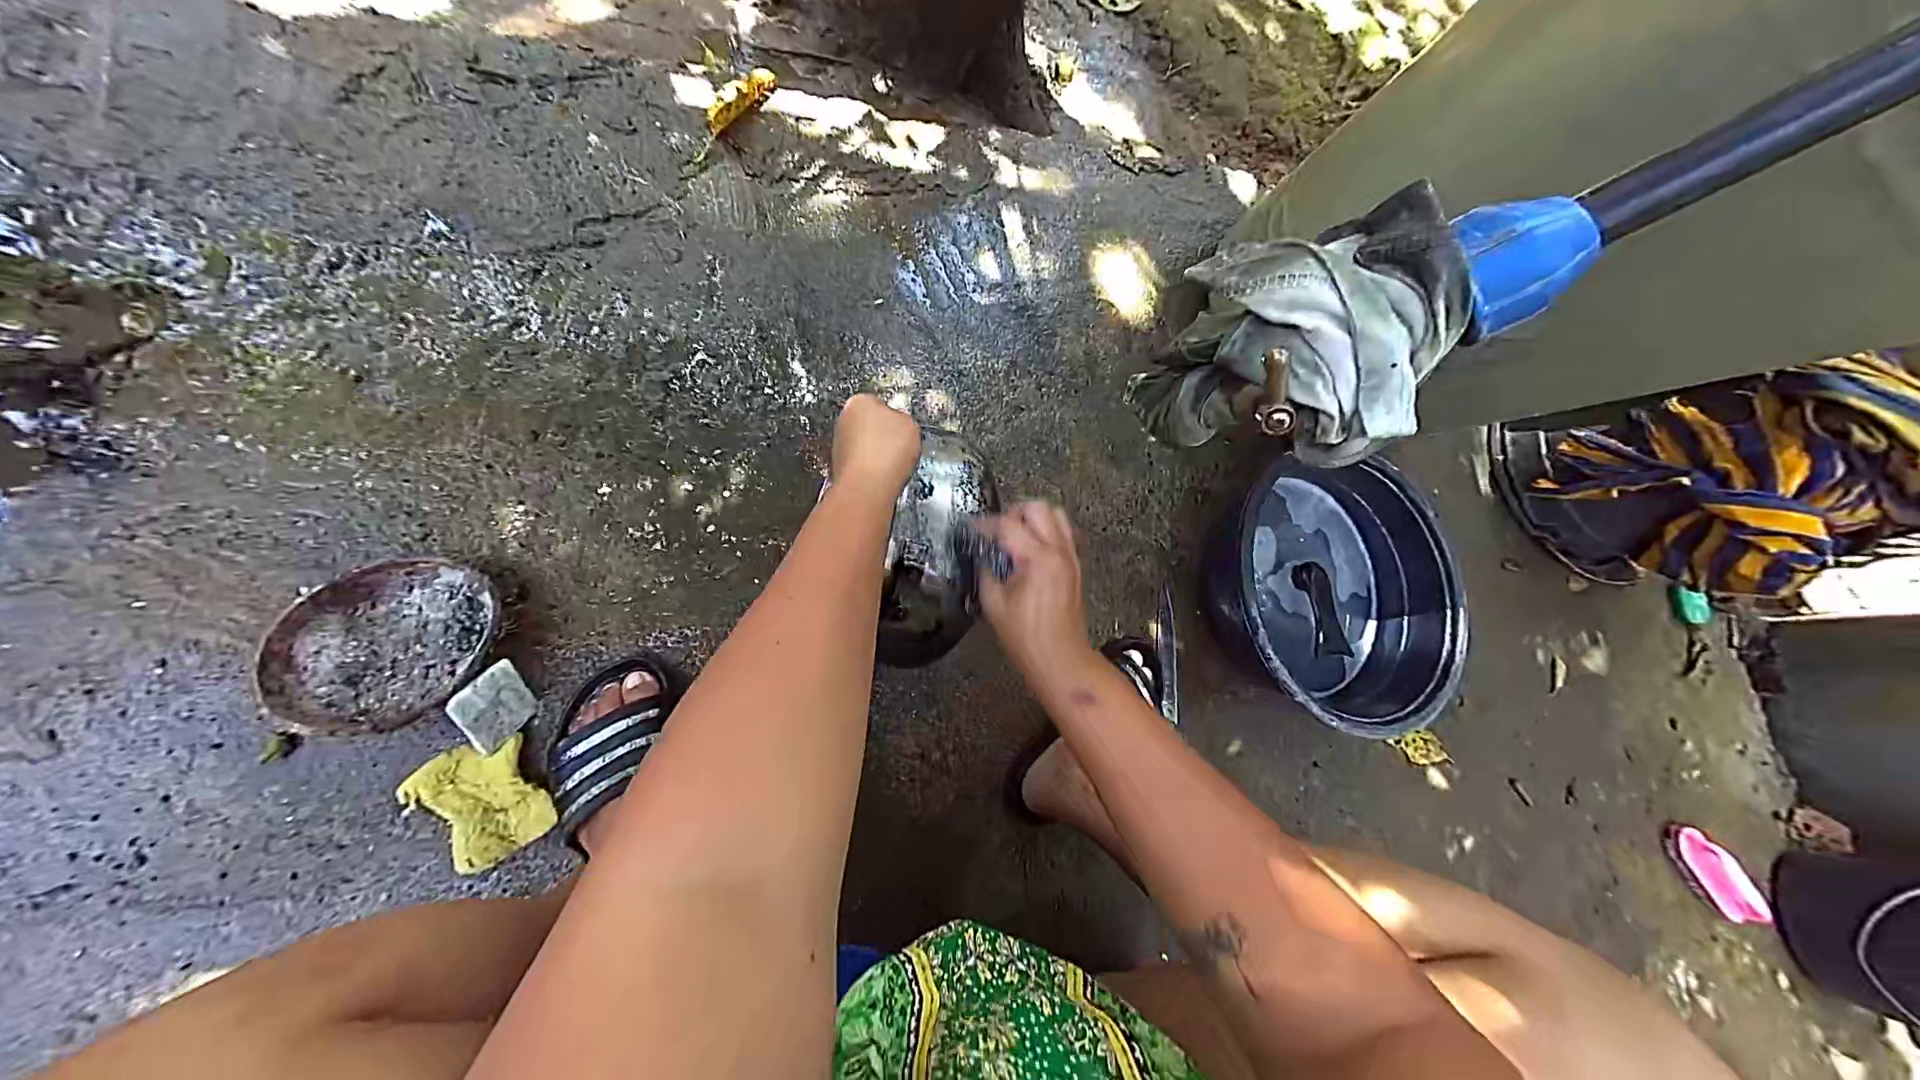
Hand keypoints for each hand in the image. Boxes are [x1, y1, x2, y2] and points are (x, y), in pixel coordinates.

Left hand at [831, 394, 920, 500]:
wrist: (868, 488)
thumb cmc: (885, 454)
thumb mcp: (910, 425)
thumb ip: (903, 418)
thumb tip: (901, 423)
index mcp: (859, 401)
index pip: (880, 403)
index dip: (895, 417)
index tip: (903, 428)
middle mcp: (843, 421)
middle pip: (869, 425)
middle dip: (883, 435)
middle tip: (899, 446)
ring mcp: (839, 445)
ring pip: (865, 446)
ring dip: (877, 455)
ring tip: (891, 464)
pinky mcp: (839, 468)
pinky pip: (862, 465)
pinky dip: (871, 470)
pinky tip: (881, 476)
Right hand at [976, 502, 1098, 686]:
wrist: (1060, 658)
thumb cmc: (1030, 639)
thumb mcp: (994, 604)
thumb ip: (986, 572)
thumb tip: (983, 558)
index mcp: (1037, 559)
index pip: (1007, 524)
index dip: (984, 524)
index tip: (973, 529)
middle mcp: (1058, 553)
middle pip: (1037, 507)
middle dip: (1012, 512)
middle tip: (996, 528)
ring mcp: (1071, 558)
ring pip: (1056, 515)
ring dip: (1033, 518)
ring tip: (1014, 534)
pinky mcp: (1076, 568)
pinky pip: (1064, 534)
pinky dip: (1047, 532)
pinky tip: (1032, 549)